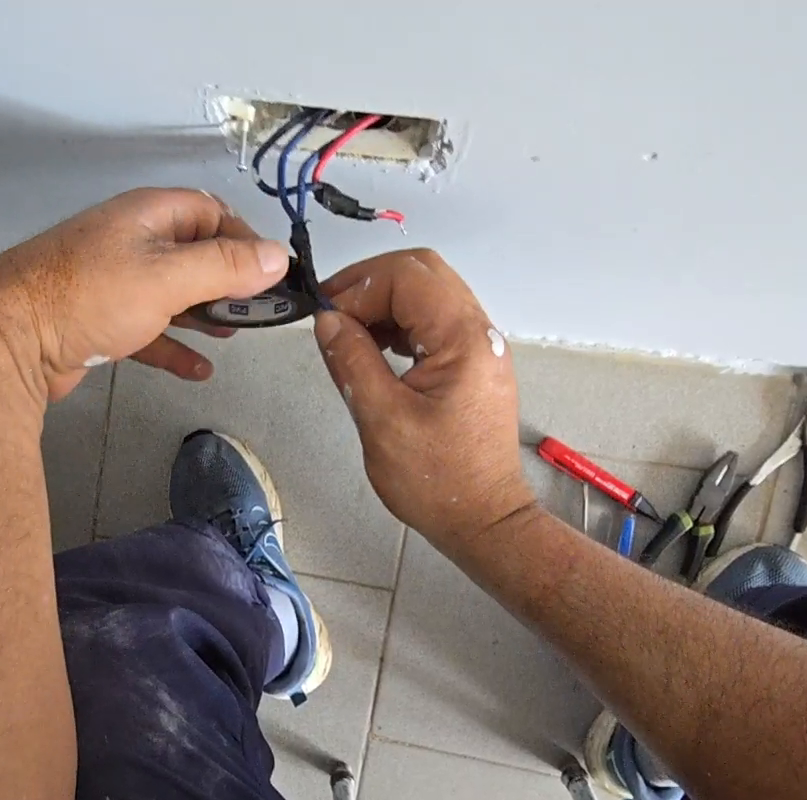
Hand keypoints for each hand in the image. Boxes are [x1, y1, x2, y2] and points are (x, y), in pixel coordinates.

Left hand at [0, 188, 288, 403]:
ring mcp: (114, 284)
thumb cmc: (89, 297)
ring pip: (174, 295)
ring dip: (205, 315)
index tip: (269, 275)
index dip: (244, 240)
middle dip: (228, 282)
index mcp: (147, 216)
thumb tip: (278, 257)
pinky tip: (198, 369)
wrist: (11, 340)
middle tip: (257, 311)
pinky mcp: (102, 322)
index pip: (210, 213)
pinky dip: (175, 348)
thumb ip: (225, 267)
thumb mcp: (167, 278)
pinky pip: (151, 331)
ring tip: (233, 335)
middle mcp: (131, 242)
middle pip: (194, 254)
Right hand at [313, 250, 536, 552]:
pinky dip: (400, 323)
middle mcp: (479, 332)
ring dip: (384, 302)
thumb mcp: (381, 421)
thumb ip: (352, 361)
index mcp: (462, 340)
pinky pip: (435, 321)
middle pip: (423, 272)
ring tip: (348, 333)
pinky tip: (375, 348)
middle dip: (370, 284)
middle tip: (331, 315)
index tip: (324, 318)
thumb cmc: (434, 480)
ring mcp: (479, 347)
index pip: (407, 276)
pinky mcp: (472, 364)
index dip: (358, 286)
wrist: (482, 519)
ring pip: (430, 293)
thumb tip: (326, 320)